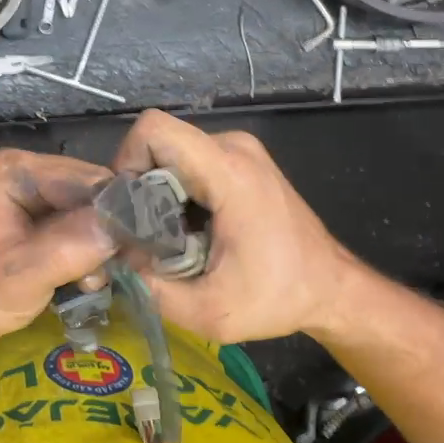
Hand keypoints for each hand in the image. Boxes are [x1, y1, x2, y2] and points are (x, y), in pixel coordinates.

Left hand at [0, 148, 117, 342]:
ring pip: (98, 209)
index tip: (127, 255)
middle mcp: (31, 168)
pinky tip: (85, 277)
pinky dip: (93, 250)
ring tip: (90, 280)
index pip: (89, 179)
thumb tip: (118, 226)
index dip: (113, 215)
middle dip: (108, 233)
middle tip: (105, 273)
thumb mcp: (23, 276)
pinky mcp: (47, 211)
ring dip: (102, 246)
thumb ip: (68, 248)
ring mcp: (39, 189)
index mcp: (17, 170)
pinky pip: (88, 223)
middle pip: (97, 191)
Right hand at [111, 110, 370, 343]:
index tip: (127, 209)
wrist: (332, 289)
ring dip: (156, 195)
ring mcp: (238, 151)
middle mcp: (233, 148)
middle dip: (139, 188)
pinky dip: (175, 195)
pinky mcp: (240, 162)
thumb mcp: (207, 311)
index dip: (126, 162)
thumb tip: (111, 260)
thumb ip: (150, 288)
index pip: (153, 131)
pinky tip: (187, 233)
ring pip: (170, 155)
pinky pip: (188, 163)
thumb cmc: (278, 296)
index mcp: (228, 172)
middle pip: (157, 145)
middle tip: (143, 235)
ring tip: (166, 239)